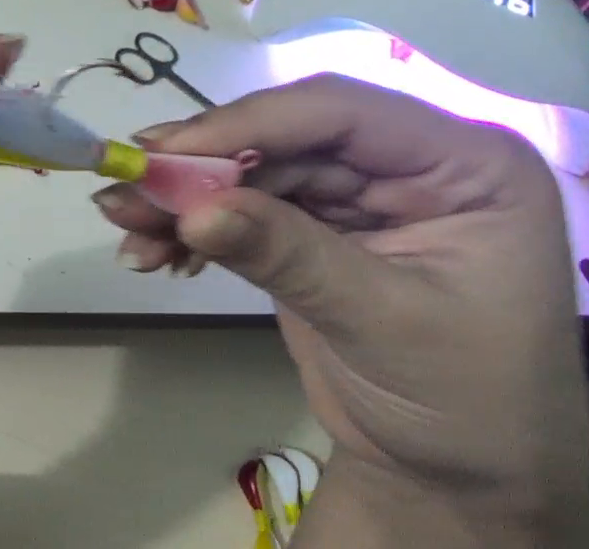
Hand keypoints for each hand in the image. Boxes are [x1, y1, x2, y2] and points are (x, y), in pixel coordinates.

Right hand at [91, 75, 588, 540]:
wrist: (456, 477)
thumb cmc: (463, 403)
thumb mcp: (383, 324)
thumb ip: (289, 256)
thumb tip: (192, 211)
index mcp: (466, 164)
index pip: (341, 112)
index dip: (248, 122)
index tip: (166, 151)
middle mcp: (407, 160)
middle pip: (282, 137)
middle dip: (201, 166)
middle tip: (128, 186)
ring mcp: (355, 191)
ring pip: (249, 169)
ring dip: (184, 198)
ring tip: (122, 222)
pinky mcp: (312, 223)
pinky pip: (240, 206)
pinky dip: (193, 226)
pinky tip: (153, 251)